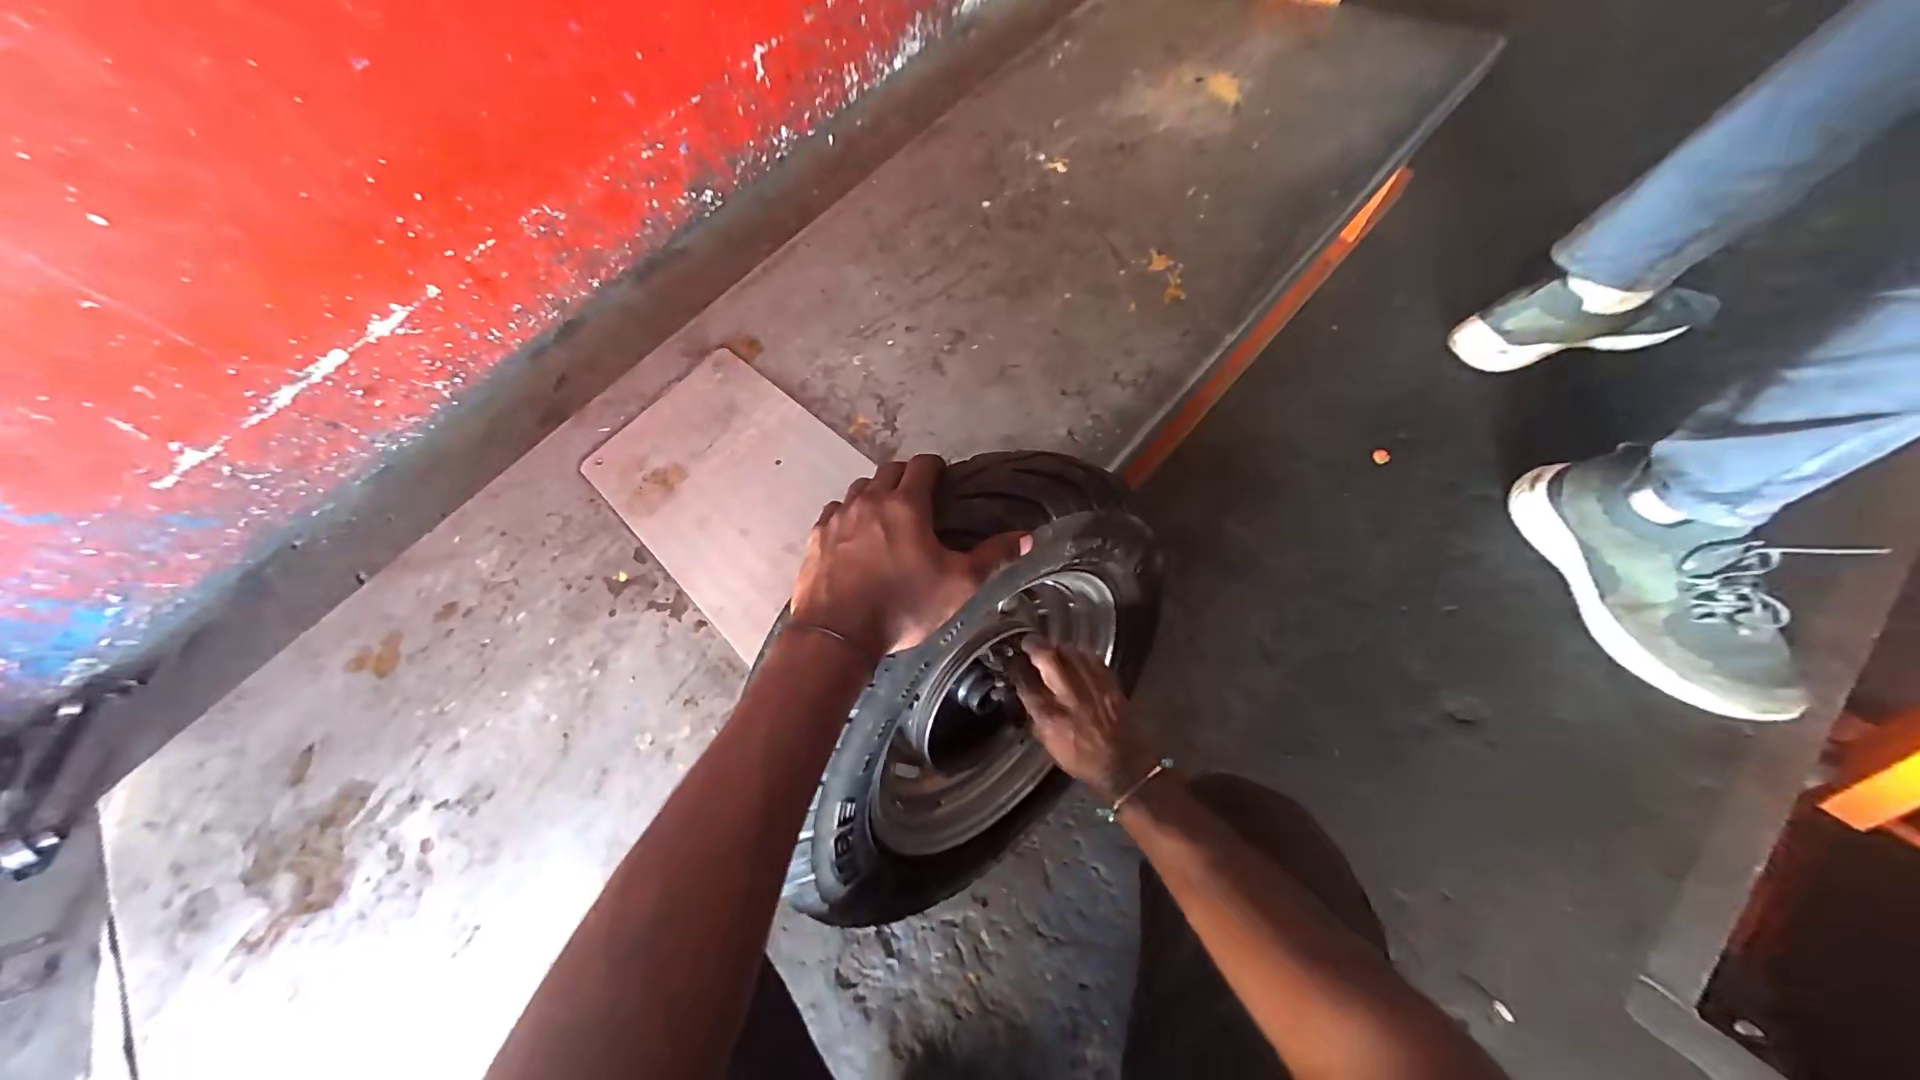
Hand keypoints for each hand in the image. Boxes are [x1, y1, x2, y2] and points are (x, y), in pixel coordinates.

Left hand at [791, 454, 1028, 656]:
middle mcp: (869, 500)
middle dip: (906, 477)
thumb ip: (994, 557)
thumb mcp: (959, 585)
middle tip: (919, 499)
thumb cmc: (904, 606)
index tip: (943, 480)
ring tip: (886, 517)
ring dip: (875, 493)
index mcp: (906, 504)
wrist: (838, 634)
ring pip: (859, 488)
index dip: (936, 467)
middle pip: (888, 470)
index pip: (922, 465)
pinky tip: (853, 536)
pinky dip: (847, 515)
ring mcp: (838, 516)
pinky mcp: (816, 536)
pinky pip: (834, 511)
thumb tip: (1027, 536)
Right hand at [1010, 639, 1161, 803]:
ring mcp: (1094, 690)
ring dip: (1058, 646)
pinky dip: (1082, 654)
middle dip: (1035, 646)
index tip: (1013, 661)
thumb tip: (1029, 694)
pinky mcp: (1111, 686)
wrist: (1126, 767)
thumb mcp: (1050, 745)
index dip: (1017, 668)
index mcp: (1051, 719)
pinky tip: (1076, 655)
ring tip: (1052, 647)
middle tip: (1029, 641)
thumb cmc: (1083, 760)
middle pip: (1049, 660)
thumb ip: (1038, 717)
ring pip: (1072, 654)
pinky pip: (1094, 660)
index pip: (1027, 685)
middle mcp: (1070, 700)